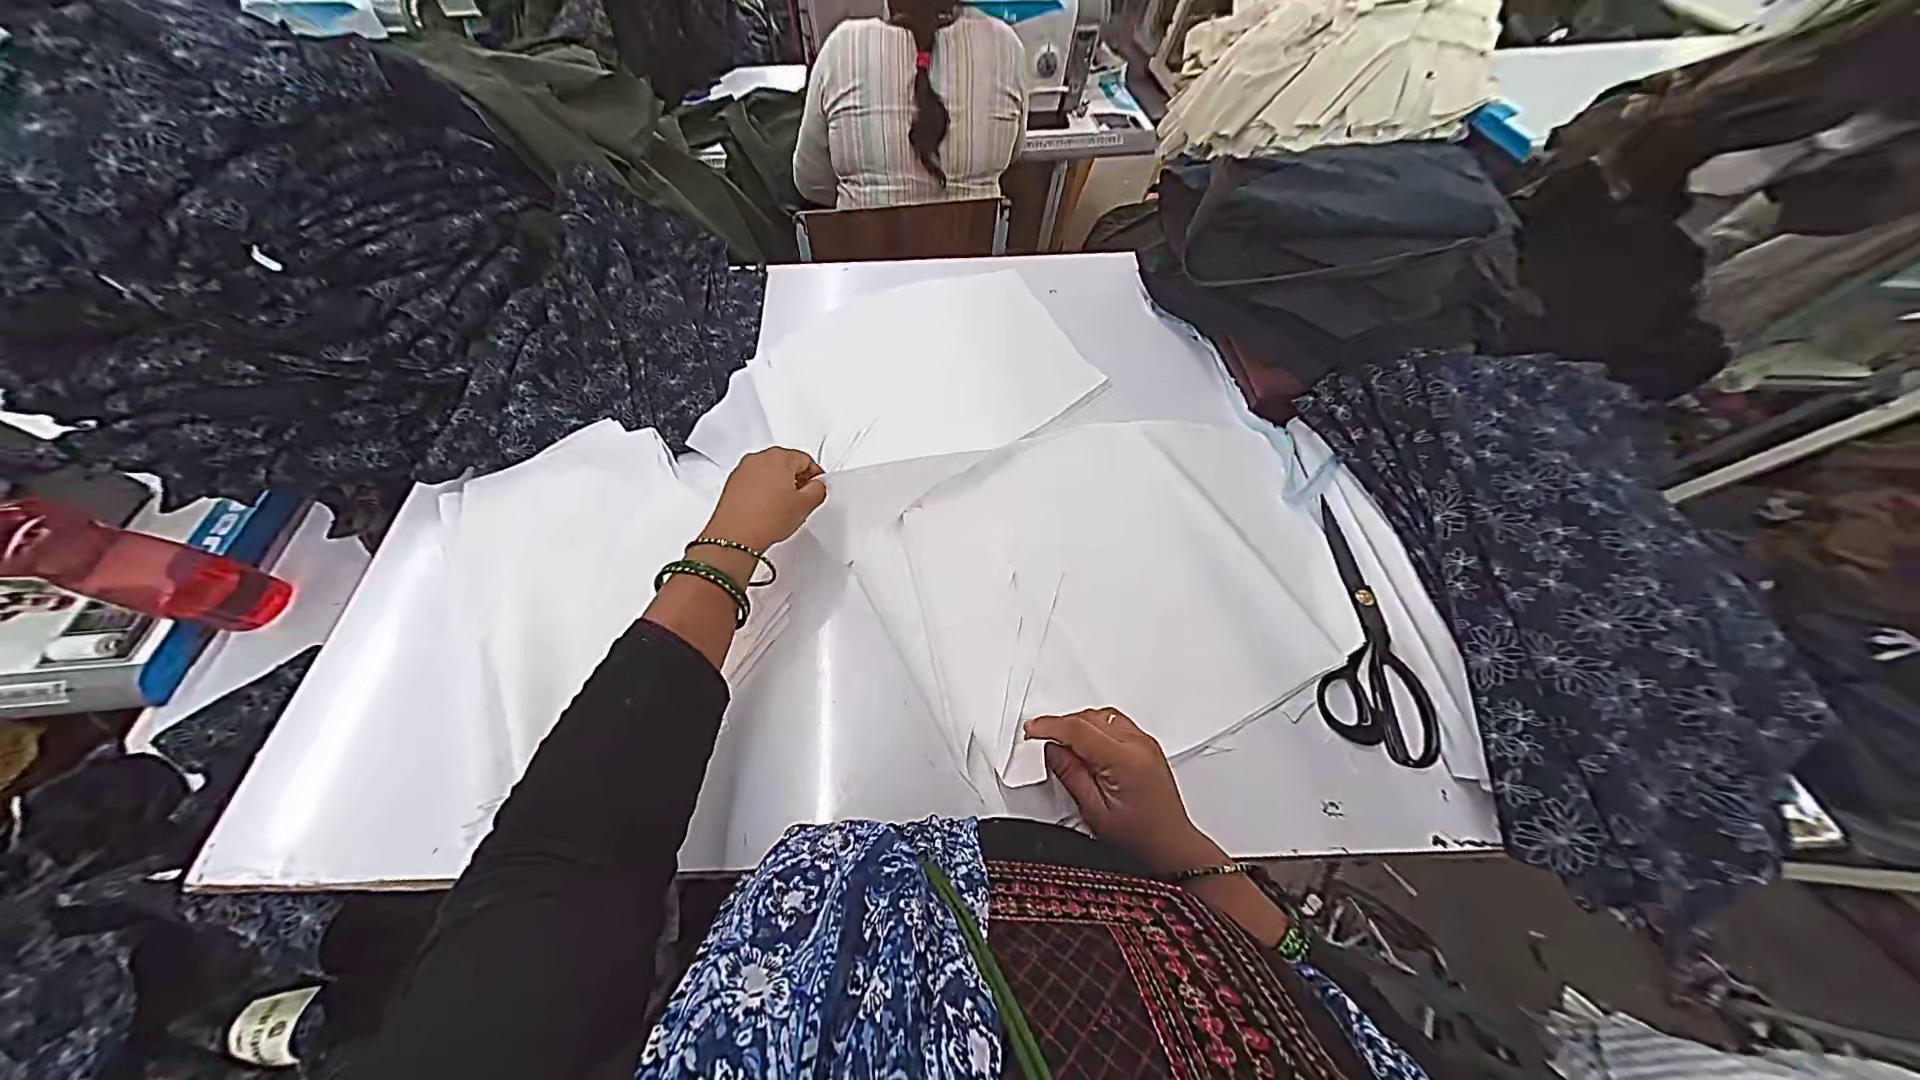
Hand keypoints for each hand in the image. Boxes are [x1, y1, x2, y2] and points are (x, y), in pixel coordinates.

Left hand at [702, 448, 827, 552]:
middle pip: (785, 462)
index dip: (814, 475)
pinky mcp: (732, 483)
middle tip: (802, 498)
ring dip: (778, 485)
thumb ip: (818, 489)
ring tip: (783, 507)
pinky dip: (762, 490)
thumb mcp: (806, 505)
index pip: (806, 459)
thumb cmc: (765, 519)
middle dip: (796, 479)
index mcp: (779, 457)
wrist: (736, 536)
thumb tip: (817, 486)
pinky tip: (767, 509)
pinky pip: (754, 481)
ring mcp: (743, 470)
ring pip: (768, 471)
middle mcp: (758, 458)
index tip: (816, 486)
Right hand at [1023, 708, 1226, 875]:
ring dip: (1079, 724)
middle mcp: (1139, 746)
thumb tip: (1052, 749)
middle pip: (1090, 718)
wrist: (1172, 849)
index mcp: (1125, 760)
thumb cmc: (1142, 839)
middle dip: (1062, 725)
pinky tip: (1085, 741)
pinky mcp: (1147, 746)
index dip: (1050, 726)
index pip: (1079, 729)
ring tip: (1062, 742)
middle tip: (1042, 738)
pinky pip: (1115, 722)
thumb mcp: (1095, 812)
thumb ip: (1071, 775)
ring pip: (1102, 716)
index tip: (1033, 730)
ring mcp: (1145, 743)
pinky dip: (1095, 726)